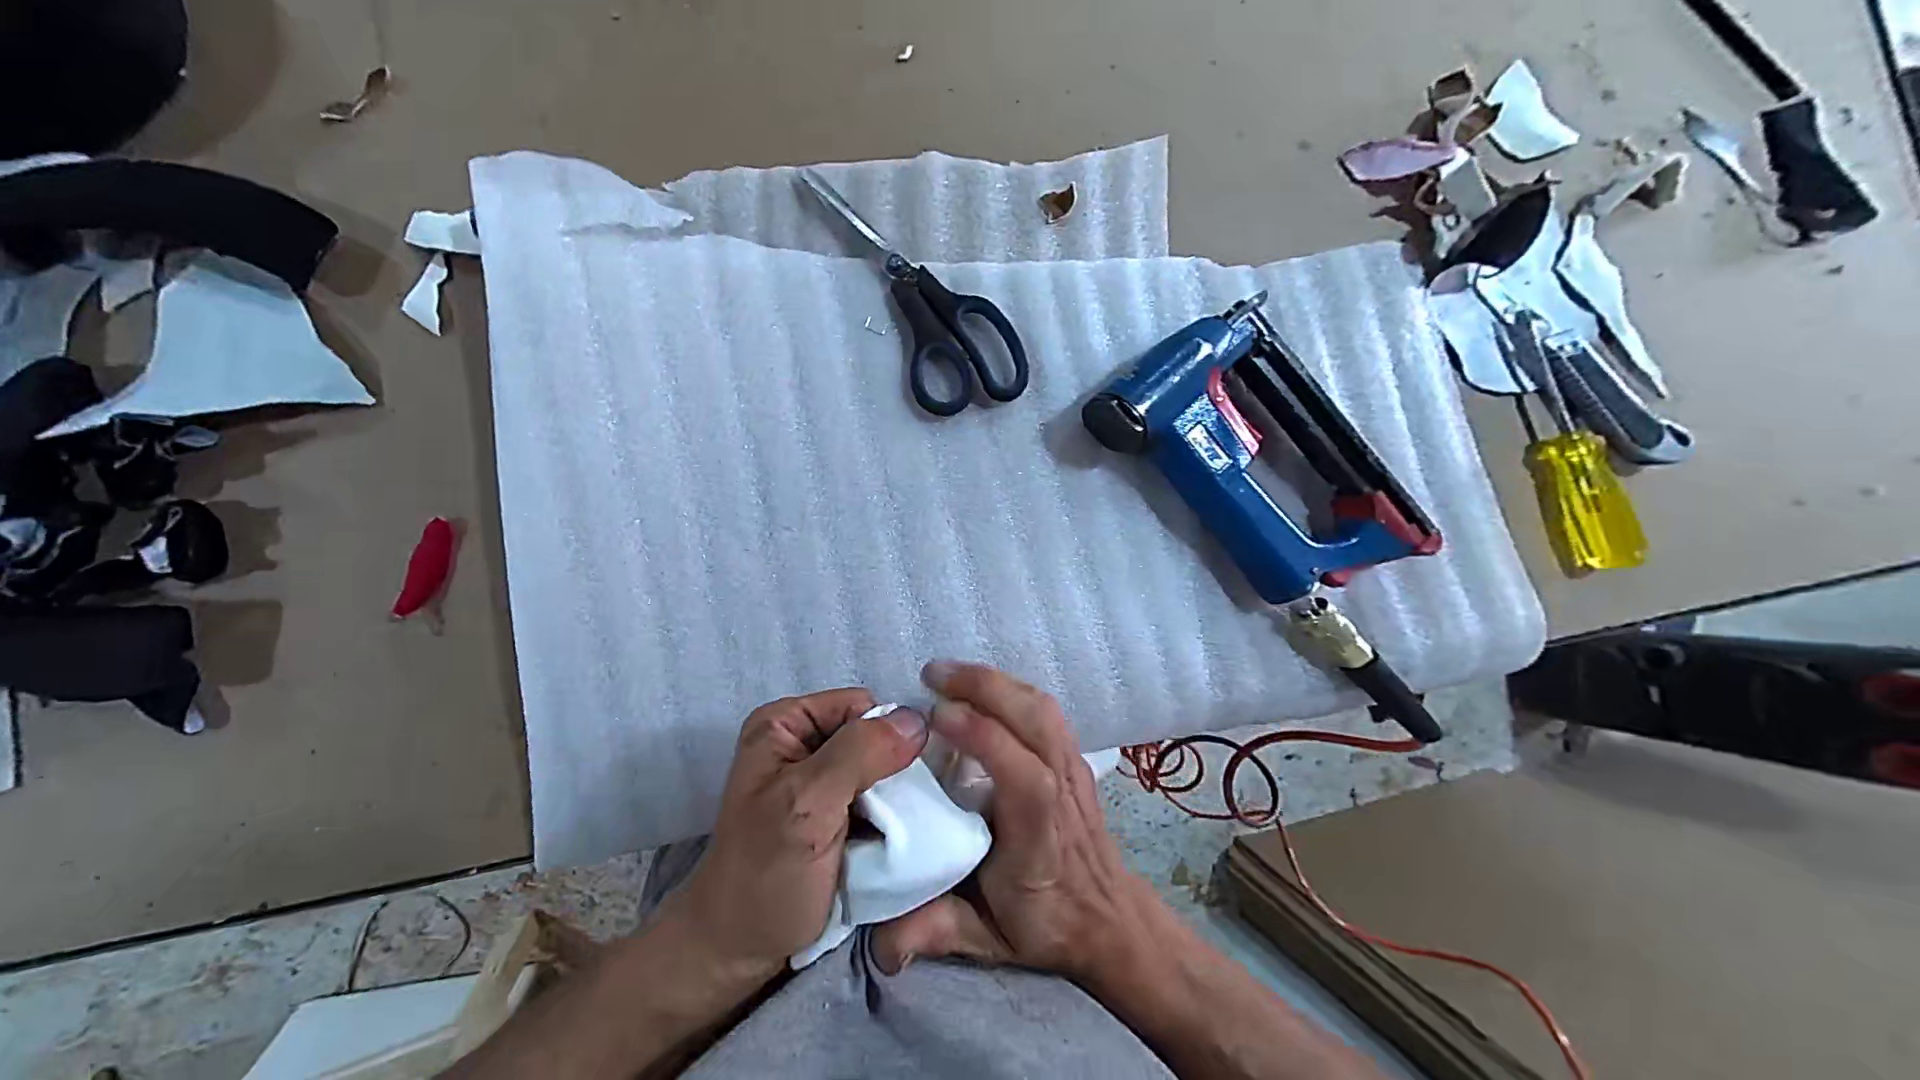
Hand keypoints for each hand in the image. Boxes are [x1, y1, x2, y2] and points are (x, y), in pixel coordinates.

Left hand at [665, 688, 928, 980]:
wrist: (737, 953)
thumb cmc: (763, 876)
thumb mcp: (807, 805)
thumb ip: (858, 755)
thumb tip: (917, 721)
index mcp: (785, 723)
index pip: (863, 705)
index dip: (888, 736)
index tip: (903, 780)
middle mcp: (804, 743)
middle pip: (877, 736)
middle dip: (898, 769)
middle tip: (910, 809)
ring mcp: (821, 781)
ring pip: (885, 770)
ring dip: (901, 798)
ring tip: (908, 827)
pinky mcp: (836, 816)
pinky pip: (882, 801)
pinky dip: (896, 818)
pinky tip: (901, 838)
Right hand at [872, 662, 1173, 989]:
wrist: (1106, 916)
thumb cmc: (1044, 922)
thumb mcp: (987, 939)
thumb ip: (936, 933)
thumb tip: (881, 944)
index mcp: (1040, 836)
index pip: (1026, 776)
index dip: (985, 738)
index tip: (938, 715)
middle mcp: (1062, 791)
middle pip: (1038, 721)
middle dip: (986, 687)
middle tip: (932, 674)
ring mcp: (1072, 767)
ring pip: (1042, 706)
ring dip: (995, 680)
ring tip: (949, 673)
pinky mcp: (1071, 756)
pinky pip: (1044, 708)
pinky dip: (1010, 688)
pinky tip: (979, 686)